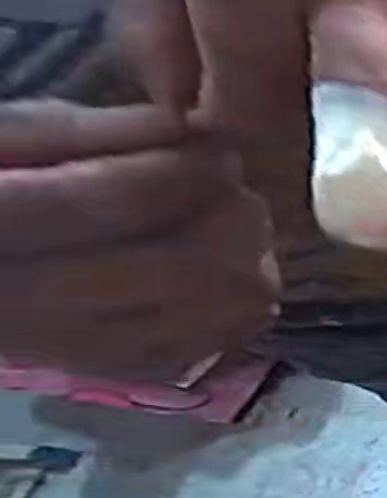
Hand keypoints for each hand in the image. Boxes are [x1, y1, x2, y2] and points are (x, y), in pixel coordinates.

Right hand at [0, 102, 277, 379]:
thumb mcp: (6, 144)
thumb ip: (89, 133)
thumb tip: (193, 130)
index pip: (109, 201)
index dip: (185, 170)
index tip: (218, 148)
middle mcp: (28, 311)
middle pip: (198, 264)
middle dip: (231, 215)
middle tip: (225, 188)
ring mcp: (98, 351)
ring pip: (240, 299)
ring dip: (252, 252)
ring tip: (220, 223)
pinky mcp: (146, 368)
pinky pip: (245, 324)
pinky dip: (249, 286)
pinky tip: (217, 264)